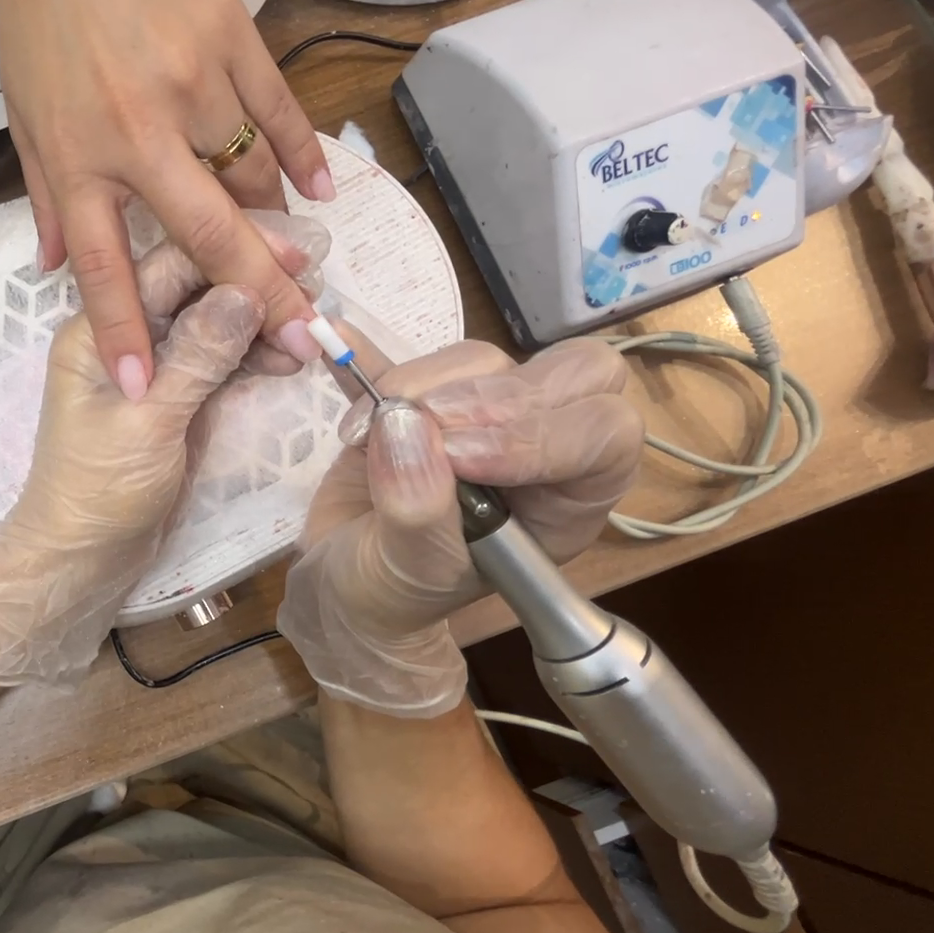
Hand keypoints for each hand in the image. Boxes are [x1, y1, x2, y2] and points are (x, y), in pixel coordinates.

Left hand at [0, 0, 333, 397]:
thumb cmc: (35, 18)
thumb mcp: (22, 117)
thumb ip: (41, 197)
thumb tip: (51, 266)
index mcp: (77, 162)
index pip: (105, 269)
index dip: (125, 333)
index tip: (147, 389)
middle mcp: (139, 137)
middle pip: (209, 235)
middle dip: (259, 300)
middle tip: (302, 345)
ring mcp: (195, 87)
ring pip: (253, 177)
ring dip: (276, 227)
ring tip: (297, 266)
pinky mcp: (235, 40)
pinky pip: (280, 113)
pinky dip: (304, 156)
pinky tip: (323, 193)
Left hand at [0, 212, 331, 684]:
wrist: (82, 557)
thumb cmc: (100, 491)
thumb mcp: (149, 422)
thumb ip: (196, 357)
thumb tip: (246, 289)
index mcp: (97, 331)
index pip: (166, 270)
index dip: (228, 256)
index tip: (291, 257)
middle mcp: (122, 338)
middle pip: (193, 293)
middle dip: (252, 292)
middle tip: (312, 294)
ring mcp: (149, 368)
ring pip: (210, 328)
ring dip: (258, 329)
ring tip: (309, 337)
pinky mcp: (171, 398)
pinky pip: (214, 363)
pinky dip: (249, 360)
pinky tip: (286, 360)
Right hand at [277, 333, 644, 716]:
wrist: (342, 585)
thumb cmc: (389, 593)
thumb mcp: (409, 570)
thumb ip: (416, 508)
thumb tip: (403, 425)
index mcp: (563, 502)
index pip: (599, 436)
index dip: (535, 432)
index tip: (453, 457)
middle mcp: (536, 449)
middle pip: (566, 375)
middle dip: (488, 392)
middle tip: (416, 421)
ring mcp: (475, 418)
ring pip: (480, 361)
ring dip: (416, 383)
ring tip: (358, 432)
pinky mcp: (414, 401)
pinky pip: (401, 358)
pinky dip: (365, 352)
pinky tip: (335, 339)